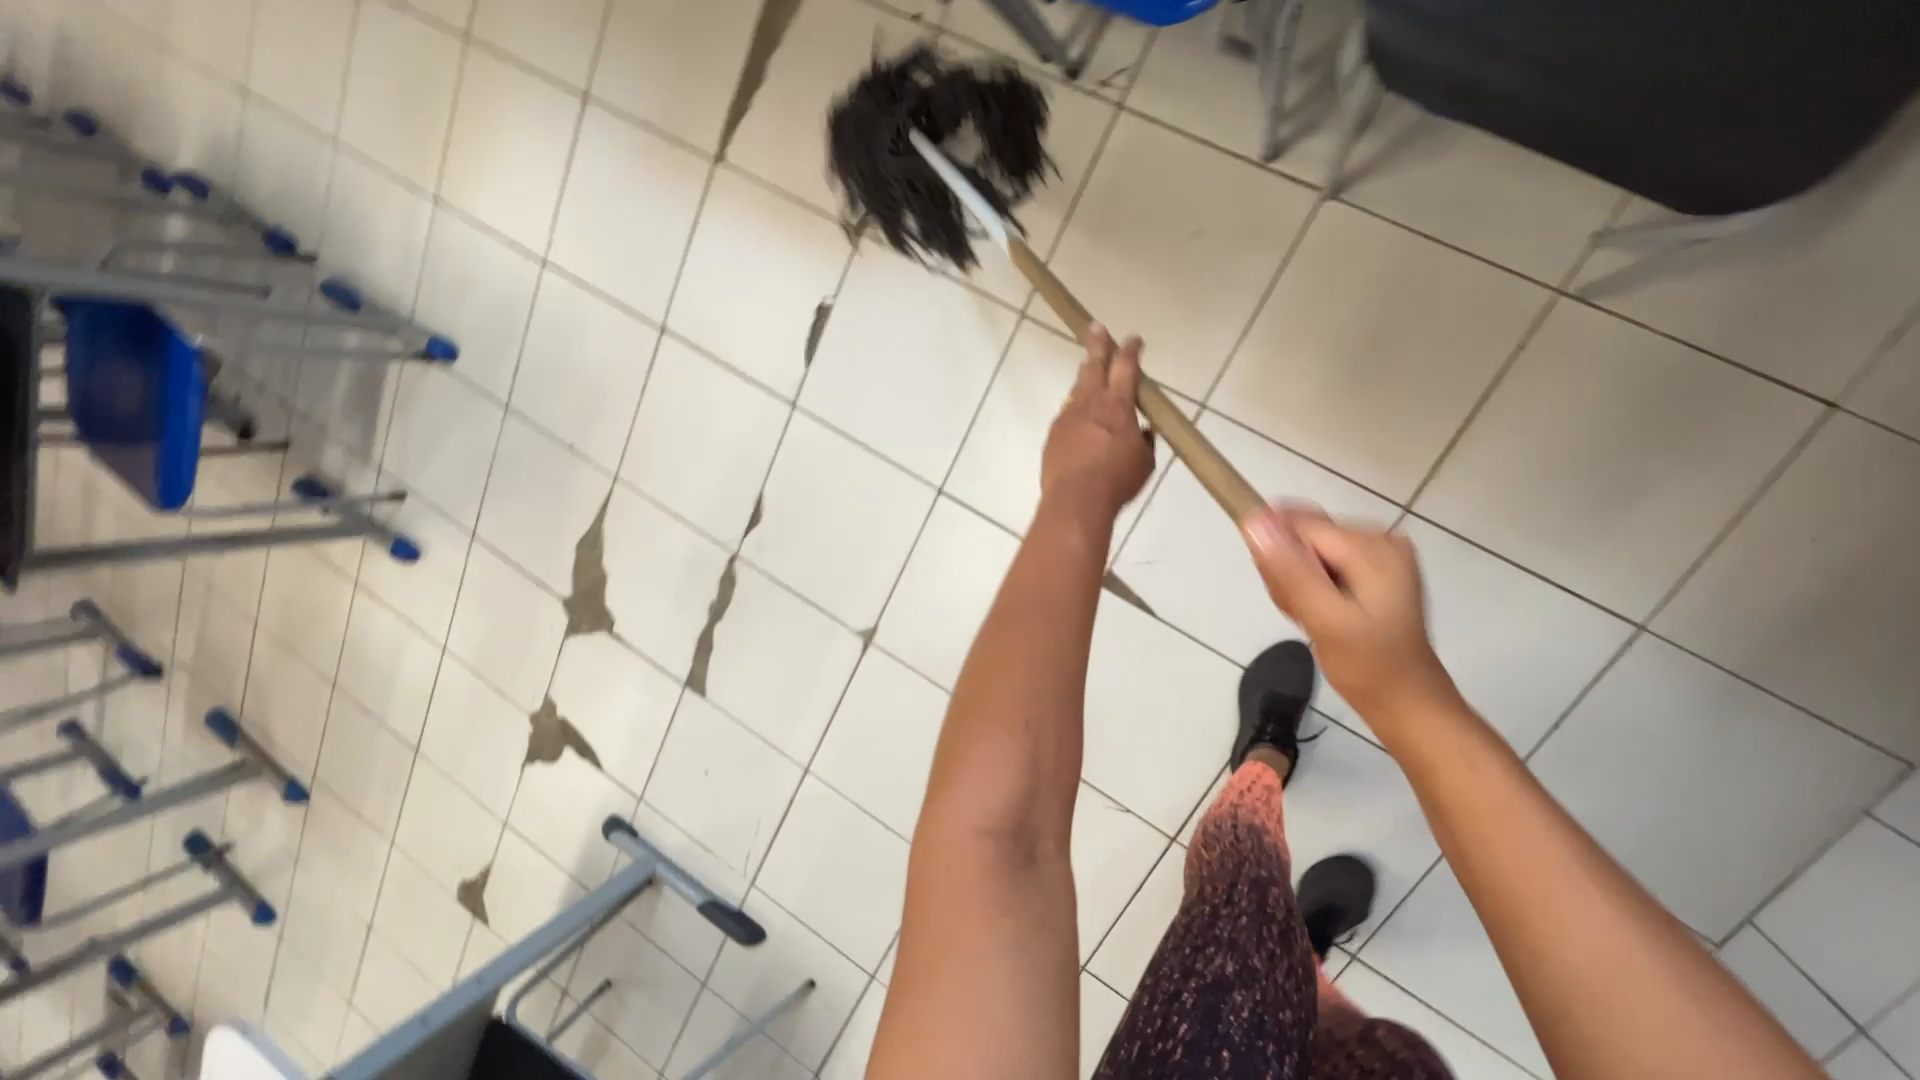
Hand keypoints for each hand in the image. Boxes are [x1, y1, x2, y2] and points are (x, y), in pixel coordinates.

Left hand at [1040, 325, 1153, 526]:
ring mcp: (1068, 417)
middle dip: (1098, 344)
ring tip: (1087, 367)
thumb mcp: (1144, 461)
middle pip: (1094, 365)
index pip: (1127, 367)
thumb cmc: (1117, 480)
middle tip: (1096, 327)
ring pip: (1077, 389)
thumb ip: (1143, 440)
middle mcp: (1091, 403)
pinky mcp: (1054, 434)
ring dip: (1084, 376)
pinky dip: (1075, 410)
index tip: (1134, 339)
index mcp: (1118, 405)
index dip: (1131, 351)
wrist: (1075, 499)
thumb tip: (1141, 432)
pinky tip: (1078, 417)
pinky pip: (1067, 414)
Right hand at [1241, 503, 1462, 731]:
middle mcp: (1378, 538)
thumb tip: (1254, 519)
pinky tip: (1319, 616)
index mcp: (1372, 546)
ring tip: (1312, 620)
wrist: (1407, 704)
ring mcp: (1376, 554)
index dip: (1279, 560)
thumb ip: (1290, 571)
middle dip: (1288, 574)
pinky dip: (1308, 590)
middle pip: (1302, 536)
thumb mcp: (1326, 620)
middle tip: (1303, 615)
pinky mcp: (1369, 570)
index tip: (1286, 597)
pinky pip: (1318, 564)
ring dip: (1295, 586)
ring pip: (1305, 552)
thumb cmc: (1369, 667)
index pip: (1298, 526)